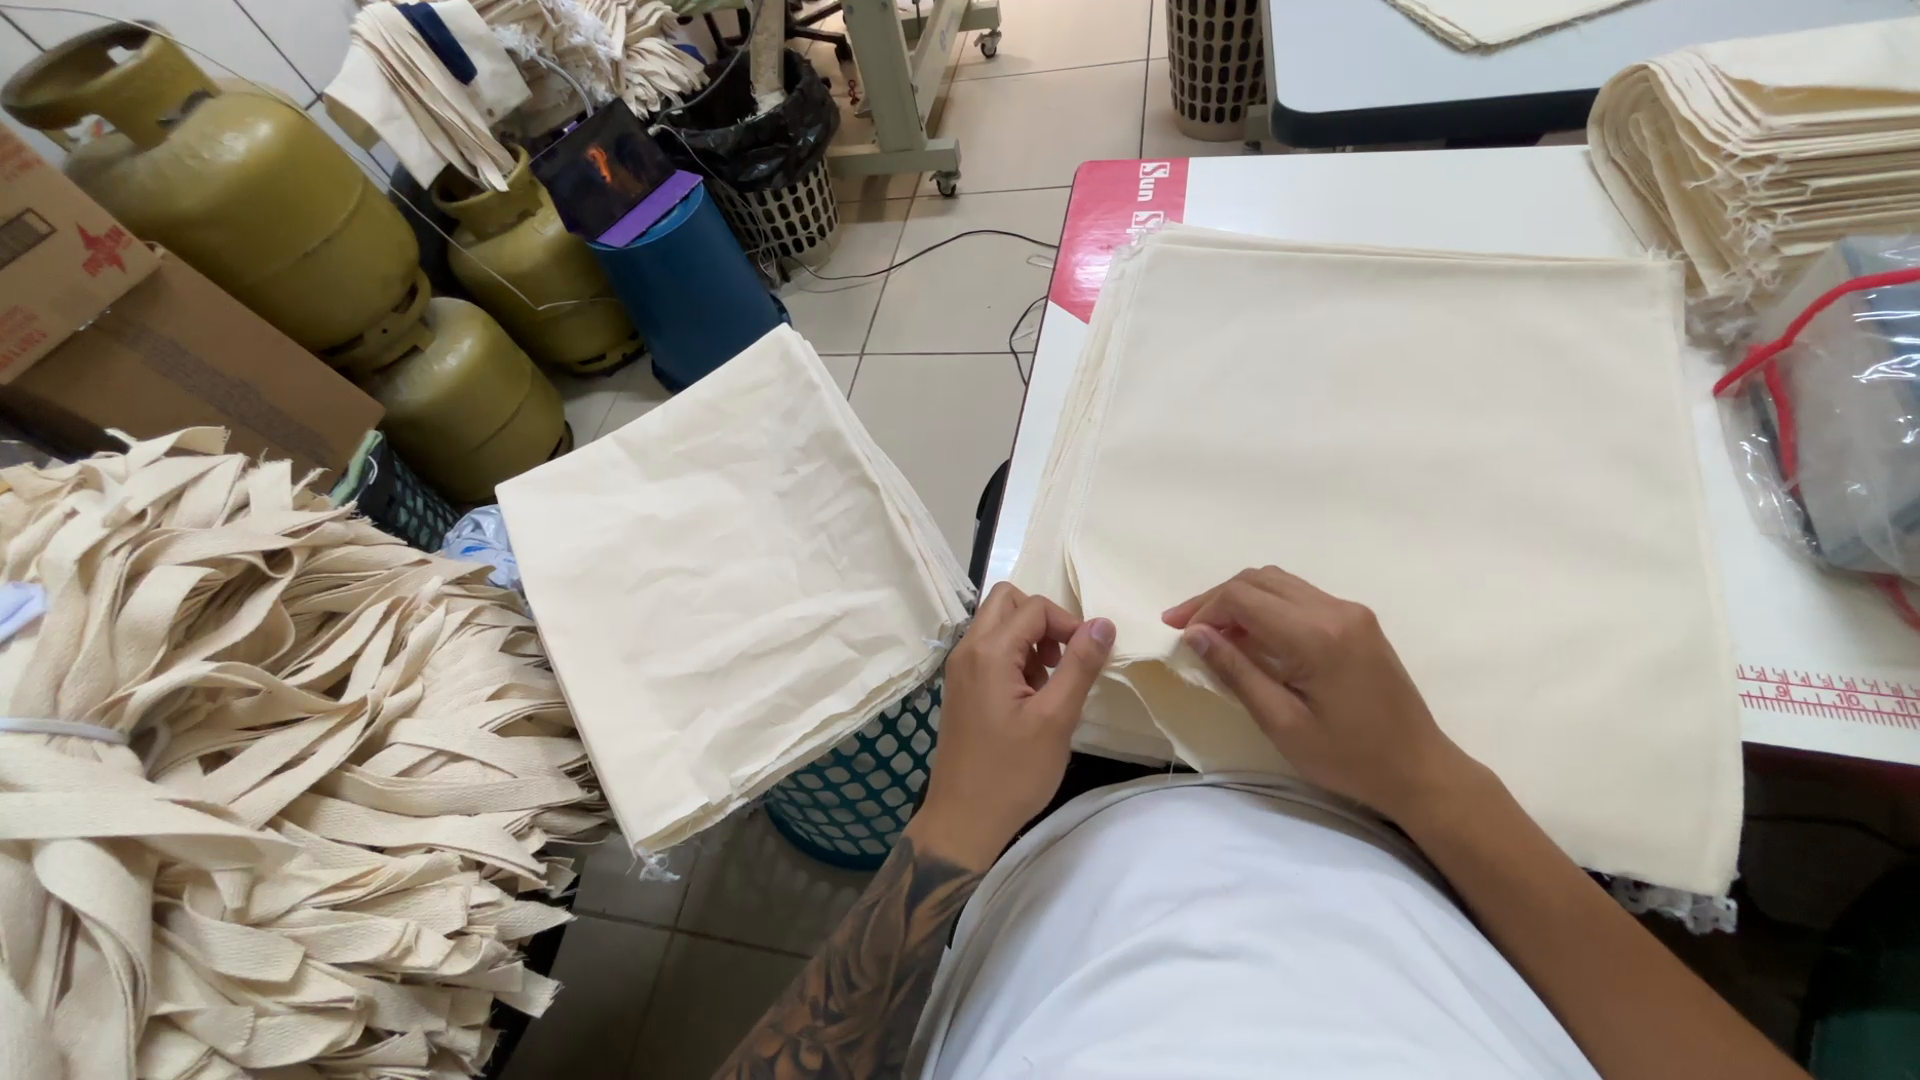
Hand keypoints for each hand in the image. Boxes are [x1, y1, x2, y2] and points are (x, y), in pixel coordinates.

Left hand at [910, 583, 1114, 870]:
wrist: (964, 819)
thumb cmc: (1013, 772)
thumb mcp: (1056, 718)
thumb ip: (1080, 665)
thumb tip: (1103, 623)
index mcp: (988, 652)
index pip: (1034, 607)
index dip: (1069, 623)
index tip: (1090, 656)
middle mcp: (967, 650)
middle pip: (1007, 601)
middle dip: (1043, 620)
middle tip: (1065, 658)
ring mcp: (960, 668)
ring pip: (997, 624)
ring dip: (1029, 638)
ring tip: (1050, 682)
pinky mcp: (961, 686)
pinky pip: (989, 649)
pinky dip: (1015, 656)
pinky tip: (1032, 696)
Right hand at [1163, 566, 1484, 825]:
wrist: (1419, 769)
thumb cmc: (1348, 757)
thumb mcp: (1282, 723)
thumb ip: (1236, 671)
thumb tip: (1195, 634)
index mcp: (1316, 636)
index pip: (1242, 598)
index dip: (1203, 609)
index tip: (1177, 634)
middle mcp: (1335, 610)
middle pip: (1257, 579)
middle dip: (1215, 599)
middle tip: (1183, 626)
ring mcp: (1350, 611)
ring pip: (1277, 581)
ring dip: (1239, 598)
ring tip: (1210, 629)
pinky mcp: (1357, 620)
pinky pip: (1298, 595)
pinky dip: (1264, 605)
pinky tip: (1248, 634)